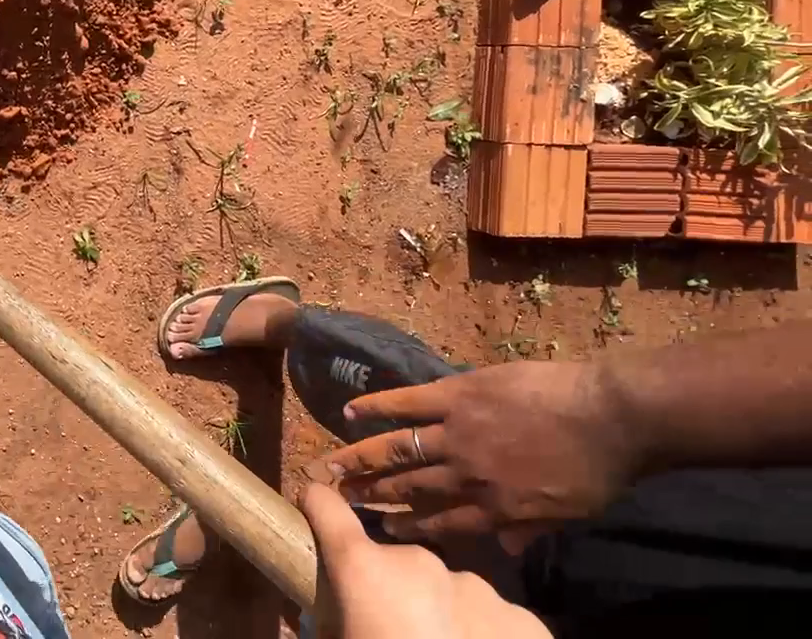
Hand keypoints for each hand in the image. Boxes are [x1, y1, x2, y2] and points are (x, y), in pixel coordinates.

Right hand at [301, 483, 550, 638]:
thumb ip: (326, 625)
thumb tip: (316, 615)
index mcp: (365, 569)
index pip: (324, 504)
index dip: (315, 510)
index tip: (313, 524)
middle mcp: (421, 563)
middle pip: (397, 563)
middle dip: (396, 594)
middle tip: (400, 638)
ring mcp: (481, 591)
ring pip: (452, 592)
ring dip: (446, 617)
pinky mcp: (532, 625)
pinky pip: (498, 621)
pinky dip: (488, 638)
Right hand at [306, 360, 637, 547]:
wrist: (611, 416)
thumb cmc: (599, 468)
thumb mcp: (571, 510)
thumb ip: (532, 527)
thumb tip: (505, 548)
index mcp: (497, 504)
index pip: (443, 520)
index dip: (410, 525)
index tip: (382, 528)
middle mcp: (466, 472)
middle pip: (410, 484)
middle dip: (372, 492)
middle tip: (341, 495)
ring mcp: (455, 431)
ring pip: (398, 446)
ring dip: (363, 457)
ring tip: (333, 463)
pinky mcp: (451, 396)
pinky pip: (406, 401)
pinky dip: (376, 406)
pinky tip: (350, 410)